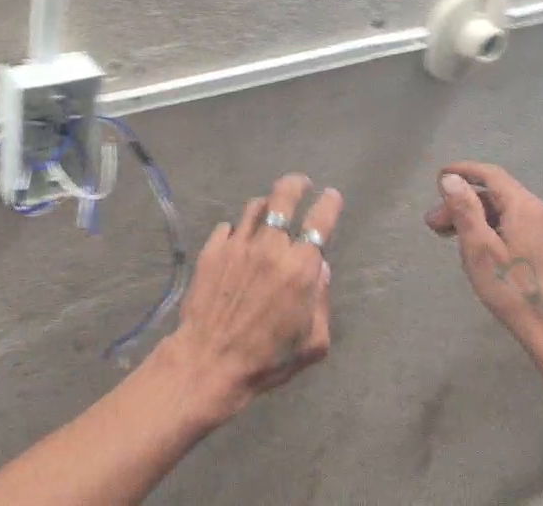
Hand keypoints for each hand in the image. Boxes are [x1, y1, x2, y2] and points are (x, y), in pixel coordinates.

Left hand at [162, 173, 342, 424]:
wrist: (211, 360)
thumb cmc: (268, 359)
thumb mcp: (314, 343)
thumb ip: (322, 301)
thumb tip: (321, 268)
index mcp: (300, 268)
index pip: (320, 222)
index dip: (329, 204)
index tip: (331, 195)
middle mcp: (269, 247)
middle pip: (283, 198)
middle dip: (296, 184)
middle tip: (301, 183)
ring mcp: (237, 245)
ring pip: (253, 208)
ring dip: (266, 205)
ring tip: (269, 210)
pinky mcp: (211, 250)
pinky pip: (227, 227)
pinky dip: (237, 230)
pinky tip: (237, 239)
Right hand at [424, 162, 542, 376]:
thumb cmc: (512, 290)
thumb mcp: (478, 247)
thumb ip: (464, 208)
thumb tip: (451, 178)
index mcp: (526, 207)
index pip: (491, 174)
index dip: (462, 171)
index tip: (438, 177)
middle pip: (498, 196)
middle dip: (463, 204)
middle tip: (434, 224)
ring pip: (509, 213)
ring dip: (478, 219)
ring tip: (453, 239)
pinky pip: (521, 227)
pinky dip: (497, 229)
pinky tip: (484, 250)